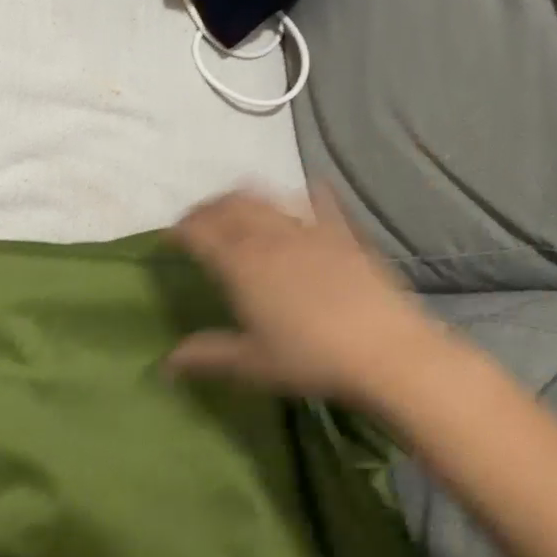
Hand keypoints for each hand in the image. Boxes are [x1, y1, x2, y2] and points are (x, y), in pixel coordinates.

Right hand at [166, 187, 446, 403]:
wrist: (391, 355)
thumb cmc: (312, 359)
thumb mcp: (252, 363)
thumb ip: (206, 355)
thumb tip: (165, 364)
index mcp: (237, 263)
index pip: (196, 232)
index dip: (178, 231)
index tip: (169, 239)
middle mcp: (266, 237)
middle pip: (226, 207)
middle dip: (206, 210)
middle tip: (197, 223)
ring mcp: (307, 231)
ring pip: (264, 198)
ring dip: (243, 198)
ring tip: (237, 209)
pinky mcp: (343, 236)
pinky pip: (319, 203)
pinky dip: (305, 194)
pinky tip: (305, 192)